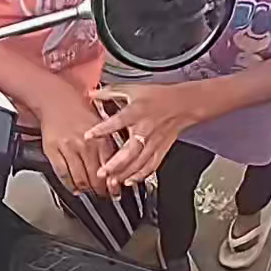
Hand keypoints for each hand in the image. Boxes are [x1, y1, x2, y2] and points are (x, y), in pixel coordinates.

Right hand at [33, 88, 116, 196]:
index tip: (115, 192)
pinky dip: (69, 184)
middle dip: (101, 191)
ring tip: (89, 192)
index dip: (113, 184)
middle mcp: (86, 144)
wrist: (55, 98)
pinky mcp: (53, 151)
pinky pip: (63, 174)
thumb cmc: (79, 111)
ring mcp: (69, 149)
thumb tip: (115, 169)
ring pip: (80, 178)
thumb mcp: (101, 126)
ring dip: (86, 190)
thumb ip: (108, 146)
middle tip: (103, 195)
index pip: (110, 168)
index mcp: (101, 138)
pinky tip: (74, 188)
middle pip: (96, 177)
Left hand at [88, 82, 212, 193]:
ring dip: (125, 174)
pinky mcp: (160, 150)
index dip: (102, 129)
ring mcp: (154, 142)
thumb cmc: (158, 96)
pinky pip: (151, 166)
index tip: (88, 136)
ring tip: (112, 181)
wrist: (182, 105)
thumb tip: (91, 93)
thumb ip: (110, 92)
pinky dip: (140, 175)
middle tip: (101, 173)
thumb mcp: (133, 89)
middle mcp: (145, 129)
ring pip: (139, 162)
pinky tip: (130, 181)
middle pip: (129, 151)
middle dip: (115, 164)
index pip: (117, 121)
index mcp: (136, 112)